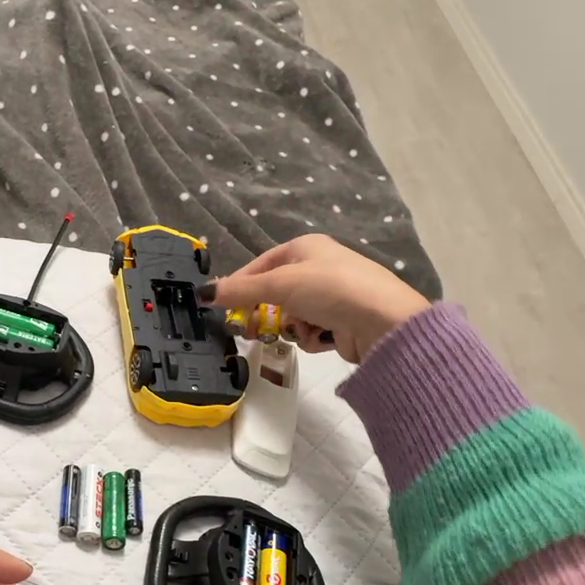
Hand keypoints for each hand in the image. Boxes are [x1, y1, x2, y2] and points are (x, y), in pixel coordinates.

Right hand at [201, 234, 429, 362]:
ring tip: (297, 332)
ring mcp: (332, 295)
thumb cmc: (328, 290)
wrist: (382, 321)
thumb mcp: (278, 285)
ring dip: (290, 326)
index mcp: (304, 247)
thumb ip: (239, 291)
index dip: (239, 286)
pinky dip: (310, 336)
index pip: (259, 266)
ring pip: (290, 314)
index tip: (222, 307)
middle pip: (274, 293)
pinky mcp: (341, 321)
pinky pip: (310, 329)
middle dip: (264, 312)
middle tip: (251, 330)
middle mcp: (318, 267)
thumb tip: (203, 293)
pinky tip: (321, 337)